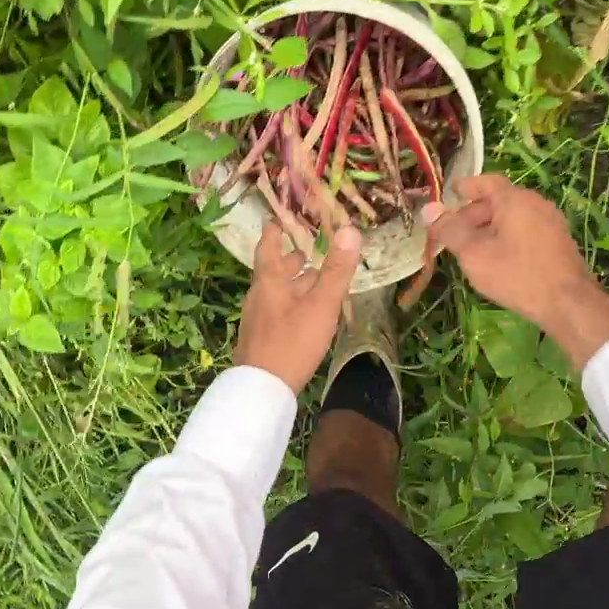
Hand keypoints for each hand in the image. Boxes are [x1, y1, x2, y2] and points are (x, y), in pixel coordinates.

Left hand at [235, 224, 362, 392]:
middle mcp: (259, 297)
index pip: (268, 248)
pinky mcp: (261, 340)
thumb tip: (350, 231)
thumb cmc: (292, 342)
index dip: (274, 232)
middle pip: (274, 272)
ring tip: (314, 282)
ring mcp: (257, 320)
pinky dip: (292, 305)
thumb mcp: (321, 305)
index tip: (278, 219)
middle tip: (306, 251)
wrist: (262, 389)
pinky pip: (278, 313)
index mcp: (269, 282)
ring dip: (294, 285)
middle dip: (290, 261)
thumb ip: (336, 270)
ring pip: (277, 294)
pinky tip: (305, 316)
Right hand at [426, 174, 608, 369]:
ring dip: (490, 227)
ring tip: (473, 249)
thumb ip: (450, 230)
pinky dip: (507, 236)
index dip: (467, 186)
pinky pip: (526, 230)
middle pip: (500, 201)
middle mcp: (536, 204)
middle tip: (454, 232)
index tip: (451, 192)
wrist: (567, 302)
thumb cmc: (516, 274)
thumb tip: (429, 210)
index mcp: (515, 200)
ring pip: (513, 217)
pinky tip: (498, 259)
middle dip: (474, 214)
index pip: (487, 182)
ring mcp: (552, 223)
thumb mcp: (474, 254)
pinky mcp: (559, 242)